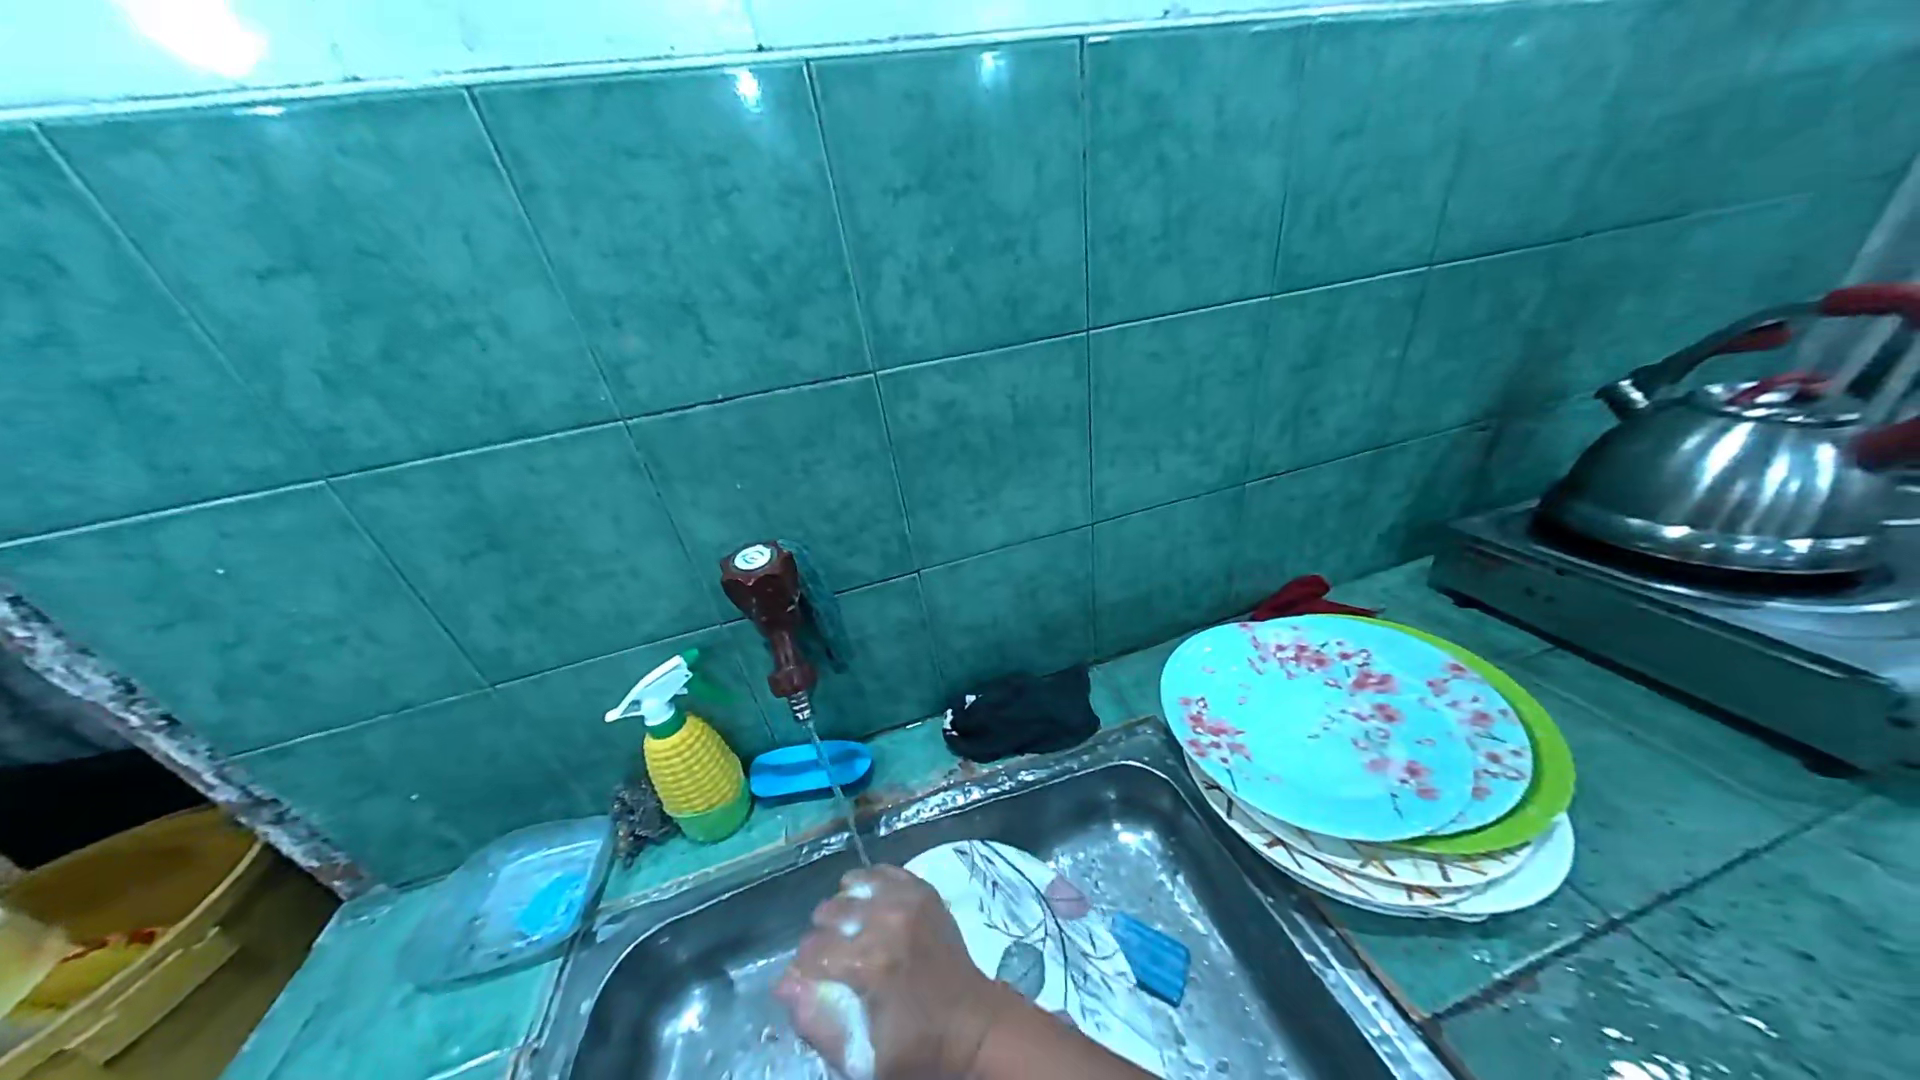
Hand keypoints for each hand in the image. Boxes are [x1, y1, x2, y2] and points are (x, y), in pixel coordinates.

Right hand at [775, 865, 1017, 1079]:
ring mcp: (908, 897)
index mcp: (870, 962)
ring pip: (851, 886)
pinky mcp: (923, 888)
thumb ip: (816, 1021)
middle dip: (824, 938)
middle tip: (838, 962)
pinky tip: (871, 909)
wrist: (972, 1025)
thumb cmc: (913, 1047)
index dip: (806, 969)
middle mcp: (887, 919)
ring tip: (853, 934)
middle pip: (828, 913)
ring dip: (845, 909)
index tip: (816, 983)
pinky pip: (881, 871)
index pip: (810, 950)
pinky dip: (869, 887)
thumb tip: (784, 983)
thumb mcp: (860, 1056)